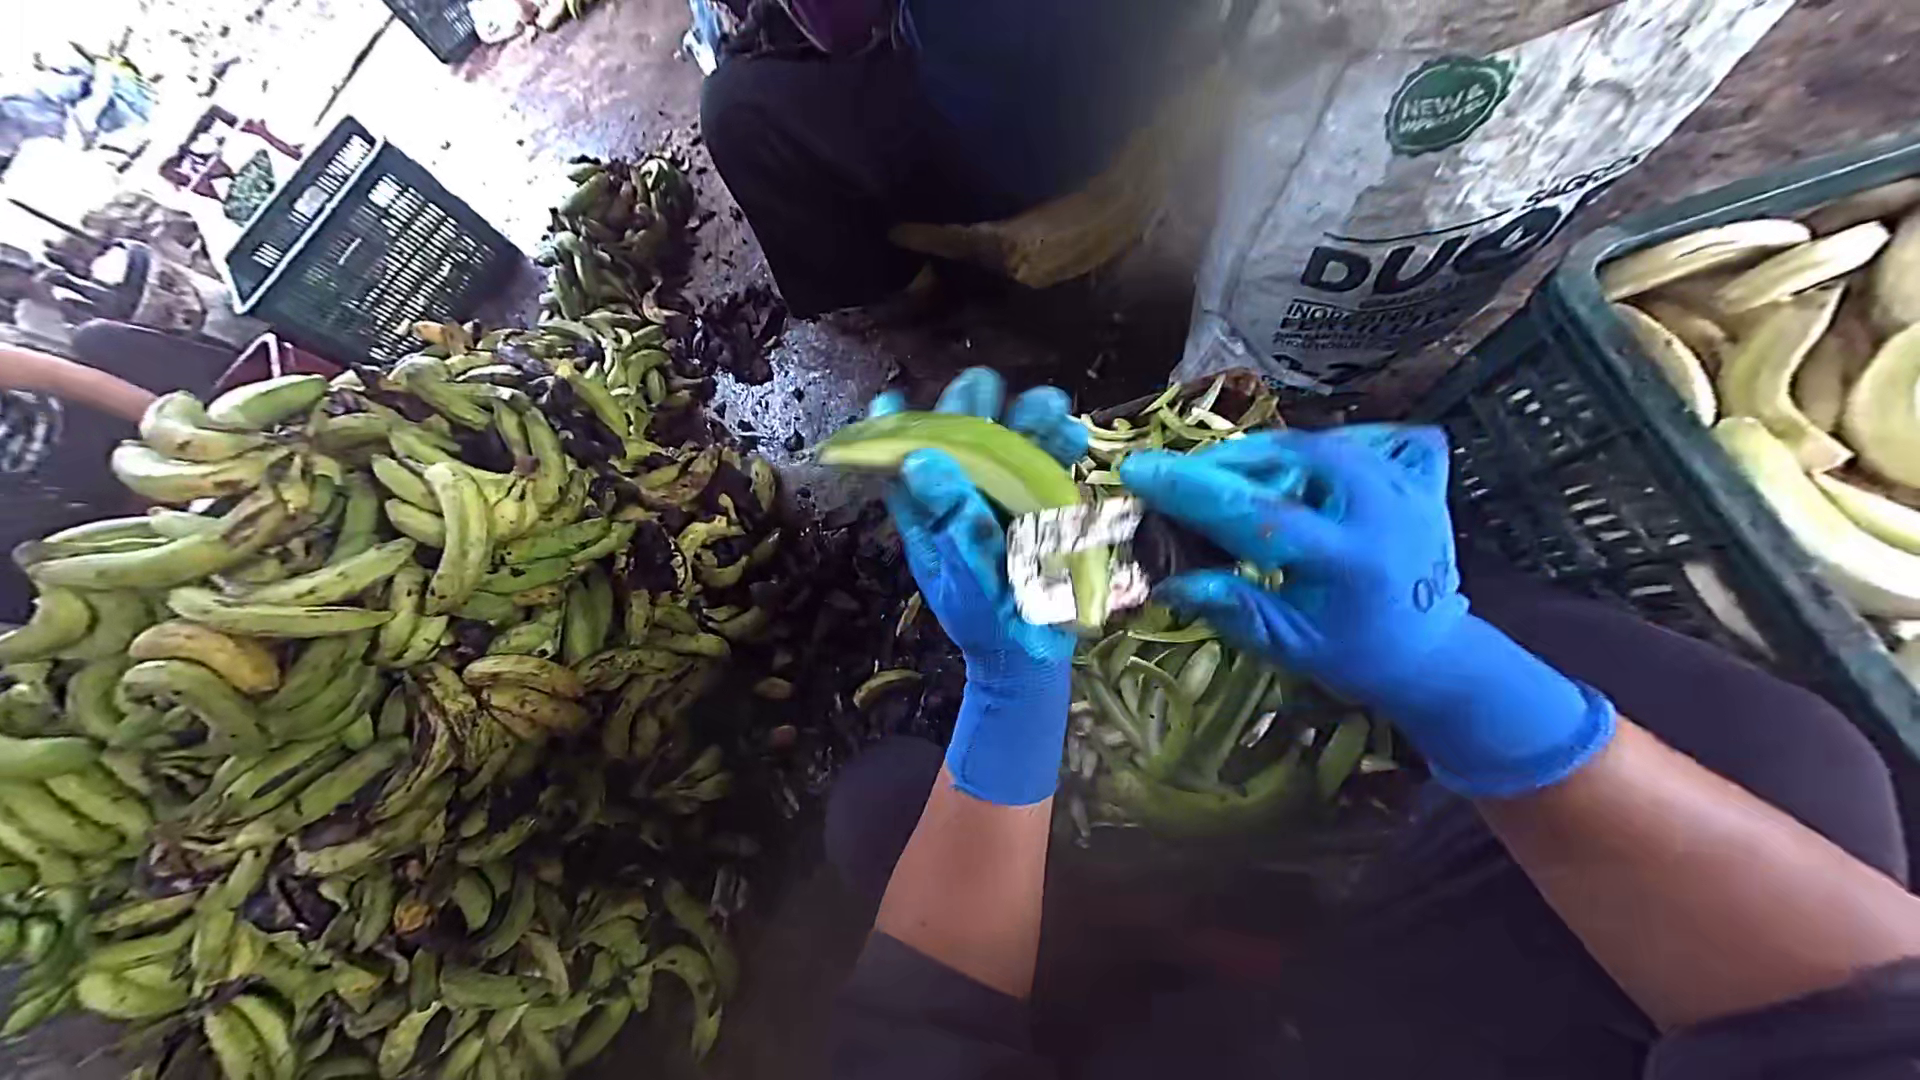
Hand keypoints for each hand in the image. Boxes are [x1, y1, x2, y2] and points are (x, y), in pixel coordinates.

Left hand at [870, 367, 1086, 805]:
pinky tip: (1073, 433)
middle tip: (985, 389)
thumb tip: (920, 459)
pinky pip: (1048, 464)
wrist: (1031, 651)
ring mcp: (1002, 494)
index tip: (890, 402)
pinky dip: (1061, 445)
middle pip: (960, 437)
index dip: (893, 429)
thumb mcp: (960, 574)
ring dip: (1027, 417)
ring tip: (1049, 405)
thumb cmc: (986, 617)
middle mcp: (962, 493)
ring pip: (1009, 442)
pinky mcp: (1040, 501)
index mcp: (928, 510)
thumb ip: (947, 519)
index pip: (904, 460)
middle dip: (972, 407)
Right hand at [1118, 424, 1614, 796]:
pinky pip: (1365, 436)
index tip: (1139, 471)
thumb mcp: (1285, 643)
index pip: (1255, 512)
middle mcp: (1384, 508)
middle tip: (1181, 478)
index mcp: (1348, 559)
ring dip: (1263, 453)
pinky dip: (1321, 446)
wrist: (1433, 652)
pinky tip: (1303, 472)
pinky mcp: (1421, 473)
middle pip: (1288, 456)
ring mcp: (1409, 484)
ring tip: (1227, 477)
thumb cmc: (1352, 655)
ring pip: (1319, 439)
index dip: (1190, 490)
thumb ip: (1229, 607)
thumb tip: (1165, 583)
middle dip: (1224, 462)